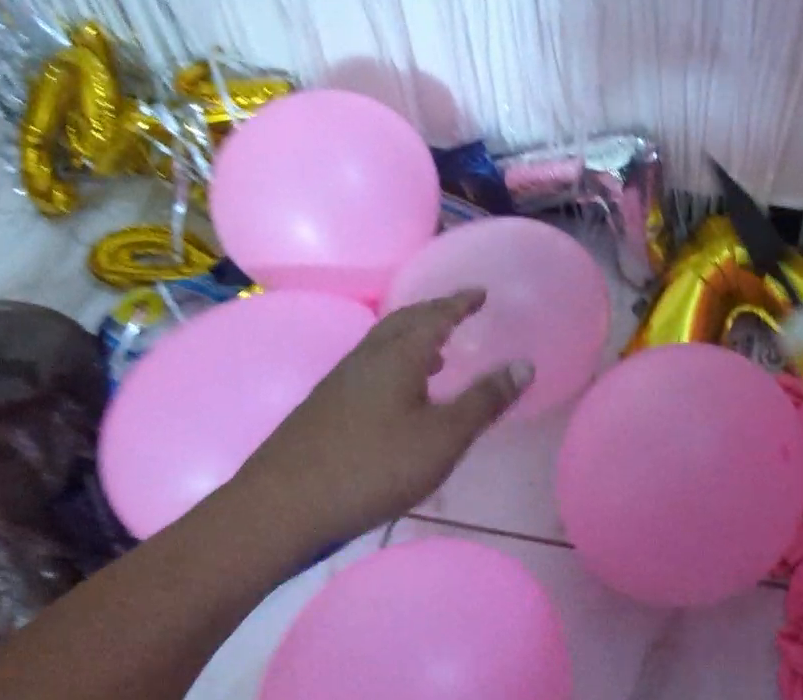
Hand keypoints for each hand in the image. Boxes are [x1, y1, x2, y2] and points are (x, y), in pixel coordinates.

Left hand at [231, 290, 530, 550]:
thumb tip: (524, 364)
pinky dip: (394, 362)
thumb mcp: (442, 439)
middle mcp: (367, 357)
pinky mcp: (323, 408)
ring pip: (383, 344)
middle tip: (459, 311)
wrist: (277, 510)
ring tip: (437, 353)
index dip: (460, 302)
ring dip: (412, 338)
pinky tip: (399, 395)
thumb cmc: (371, 468)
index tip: (480, 292)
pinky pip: (369, 366)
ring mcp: (339, 382)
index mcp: (398, 355)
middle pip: (404, 321)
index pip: (435, 314)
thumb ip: (484, 401)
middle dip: (434, 312)